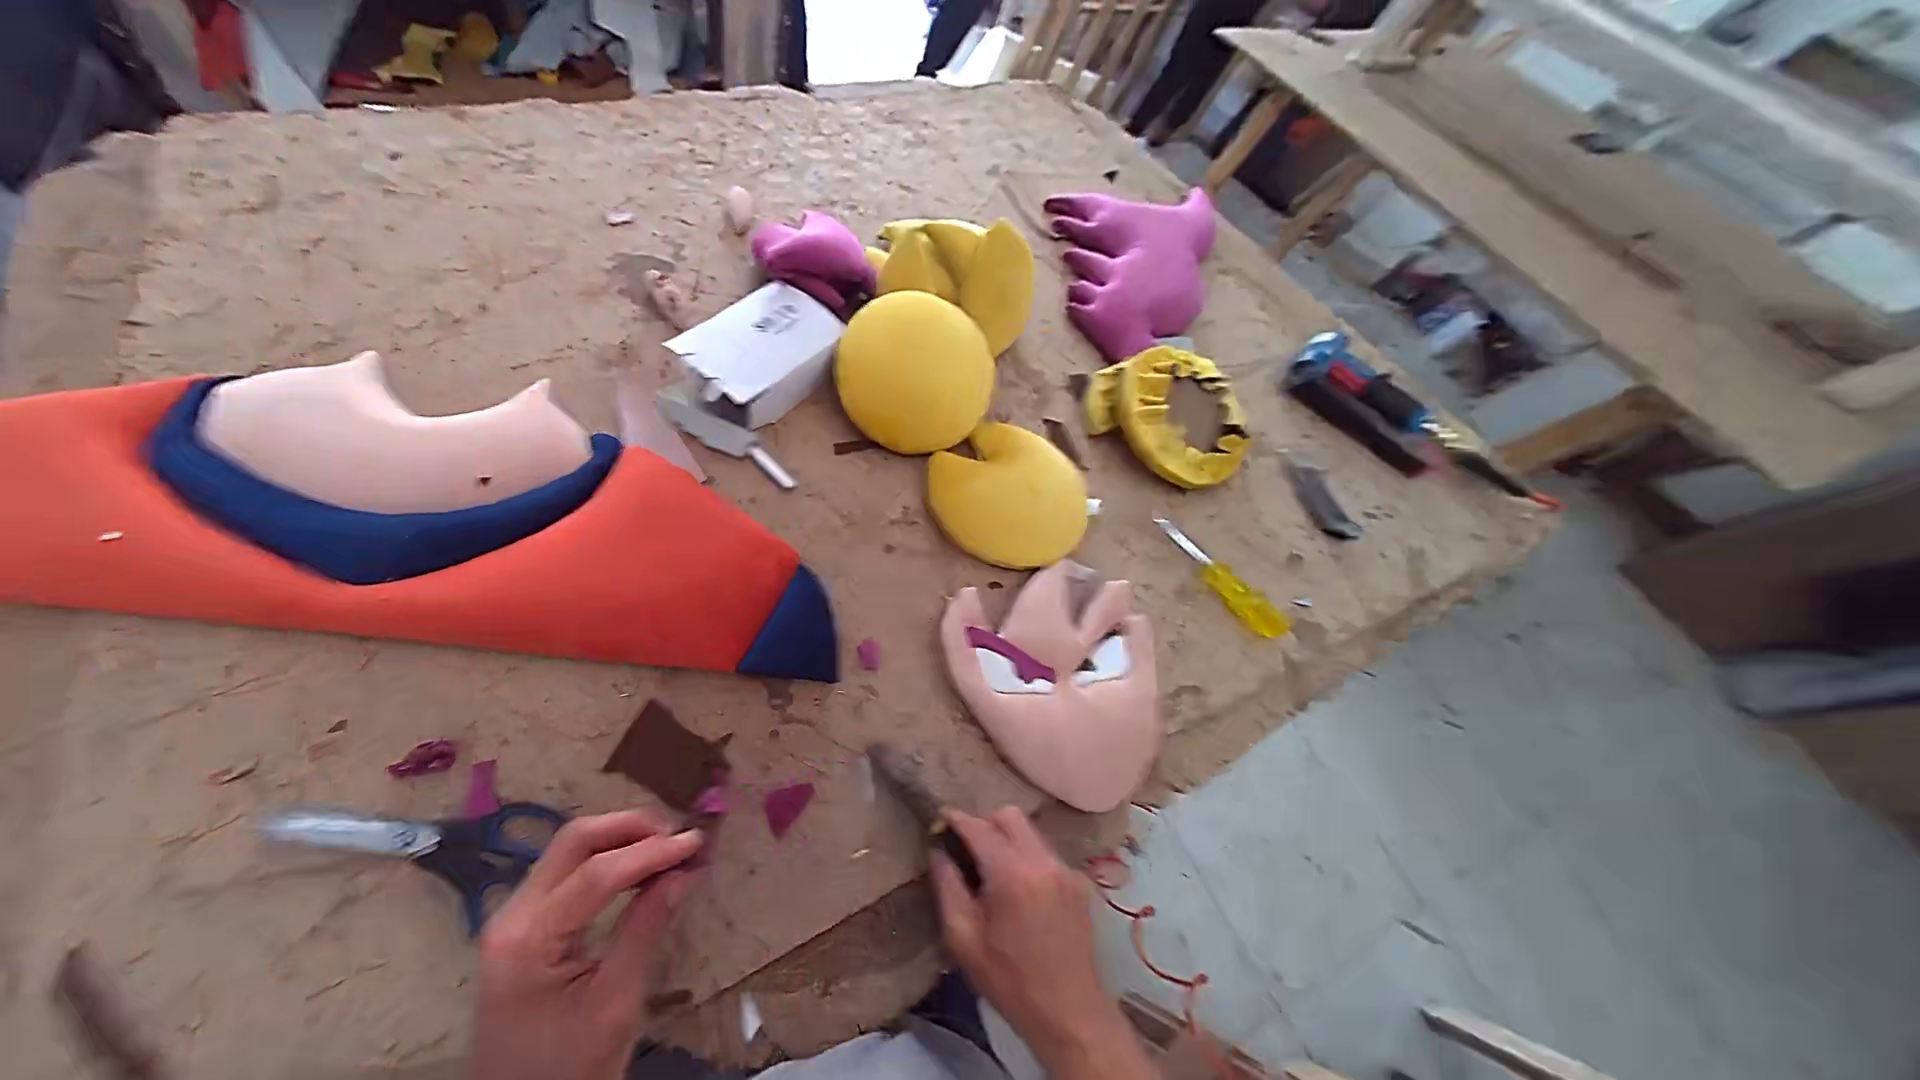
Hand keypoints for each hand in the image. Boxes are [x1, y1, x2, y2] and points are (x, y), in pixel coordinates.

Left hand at [472, 811, 703, 1079]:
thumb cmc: (571, 1067)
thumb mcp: (616, 1002)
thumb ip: (647, 928)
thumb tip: (686, 870)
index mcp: (528, 942)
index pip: (597, 873)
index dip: (652, 851)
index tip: (697, 843)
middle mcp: (511, 917)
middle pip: (574, 842)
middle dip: (632, 828)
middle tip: (679, 837)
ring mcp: (513, 917)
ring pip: (570, 848)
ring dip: (622, 837)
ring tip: (668, 847)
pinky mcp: (524, 923)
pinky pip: (567, 869)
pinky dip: (608, 855)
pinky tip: (640, 864)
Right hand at [930, 807, 1155, 1079]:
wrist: (1069, 1011)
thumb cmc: (1009, 980)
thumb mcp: (963, 938)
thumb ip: (947, 886)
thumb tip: (937, 851)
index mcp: (1011, 874)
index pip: (979, 827)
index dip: (956, 819)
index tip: (940, 819)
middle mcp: (1042, 861)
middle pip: (1009, 815)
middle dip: (984, 822)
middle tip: (967, 847)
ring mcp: (1064, 868)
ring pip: (1030, 830)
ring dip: (1007, 837)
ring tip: (991, 868)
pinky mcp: (1078, 881)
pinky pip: (1045, 851)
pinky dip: (1027, 855)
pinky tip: (1019, 888)